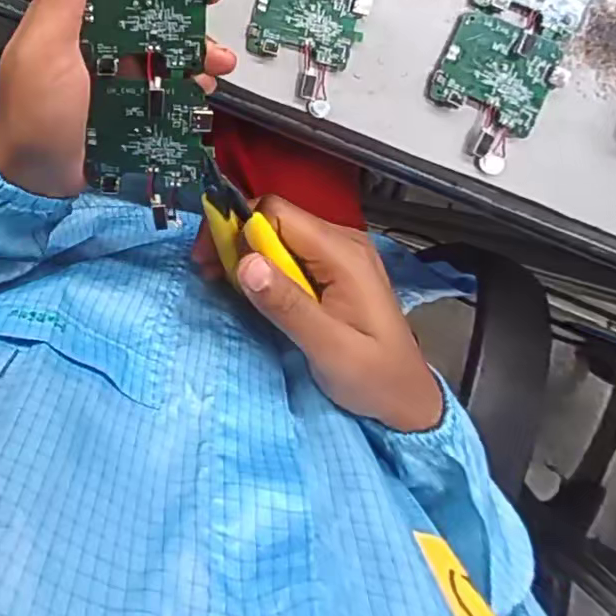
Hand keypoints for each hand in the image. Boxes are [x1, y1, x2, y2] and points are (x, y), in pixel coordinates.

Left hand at [0, 0, 236, 197]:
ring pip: (160, 41)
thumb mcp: (45, 47)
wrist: (39, 182)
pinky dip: (186, 80)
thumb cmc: (32, 116)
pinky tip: (200, 86)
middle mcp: (91, 37)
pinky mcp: (128, 99)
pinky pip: (164, 81)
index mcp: (66, 15)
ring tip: (212, 57)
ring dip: (192, 43)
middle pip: (141, 0)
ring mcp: (111, 69)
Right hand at [231, 195, 443, 432]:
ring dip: (240, 251)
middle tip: (208, 270)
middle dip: (232, 238)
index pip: (275, 213)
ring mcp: (333, 252)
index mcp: (343, 254)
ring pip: (271, 231)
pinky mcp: (325, 265)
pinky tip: (246, 286)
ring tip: (220, 279)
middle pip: (269, 217)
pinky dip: (256, 263)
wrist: (408, 402)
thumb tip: (246, 263)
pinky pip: (280, 249)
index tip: (211, 259)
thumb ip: (288, 306)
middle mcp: (339, 241)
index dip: (236, 227)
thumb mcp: (331, 350)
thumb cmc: (376, 379)